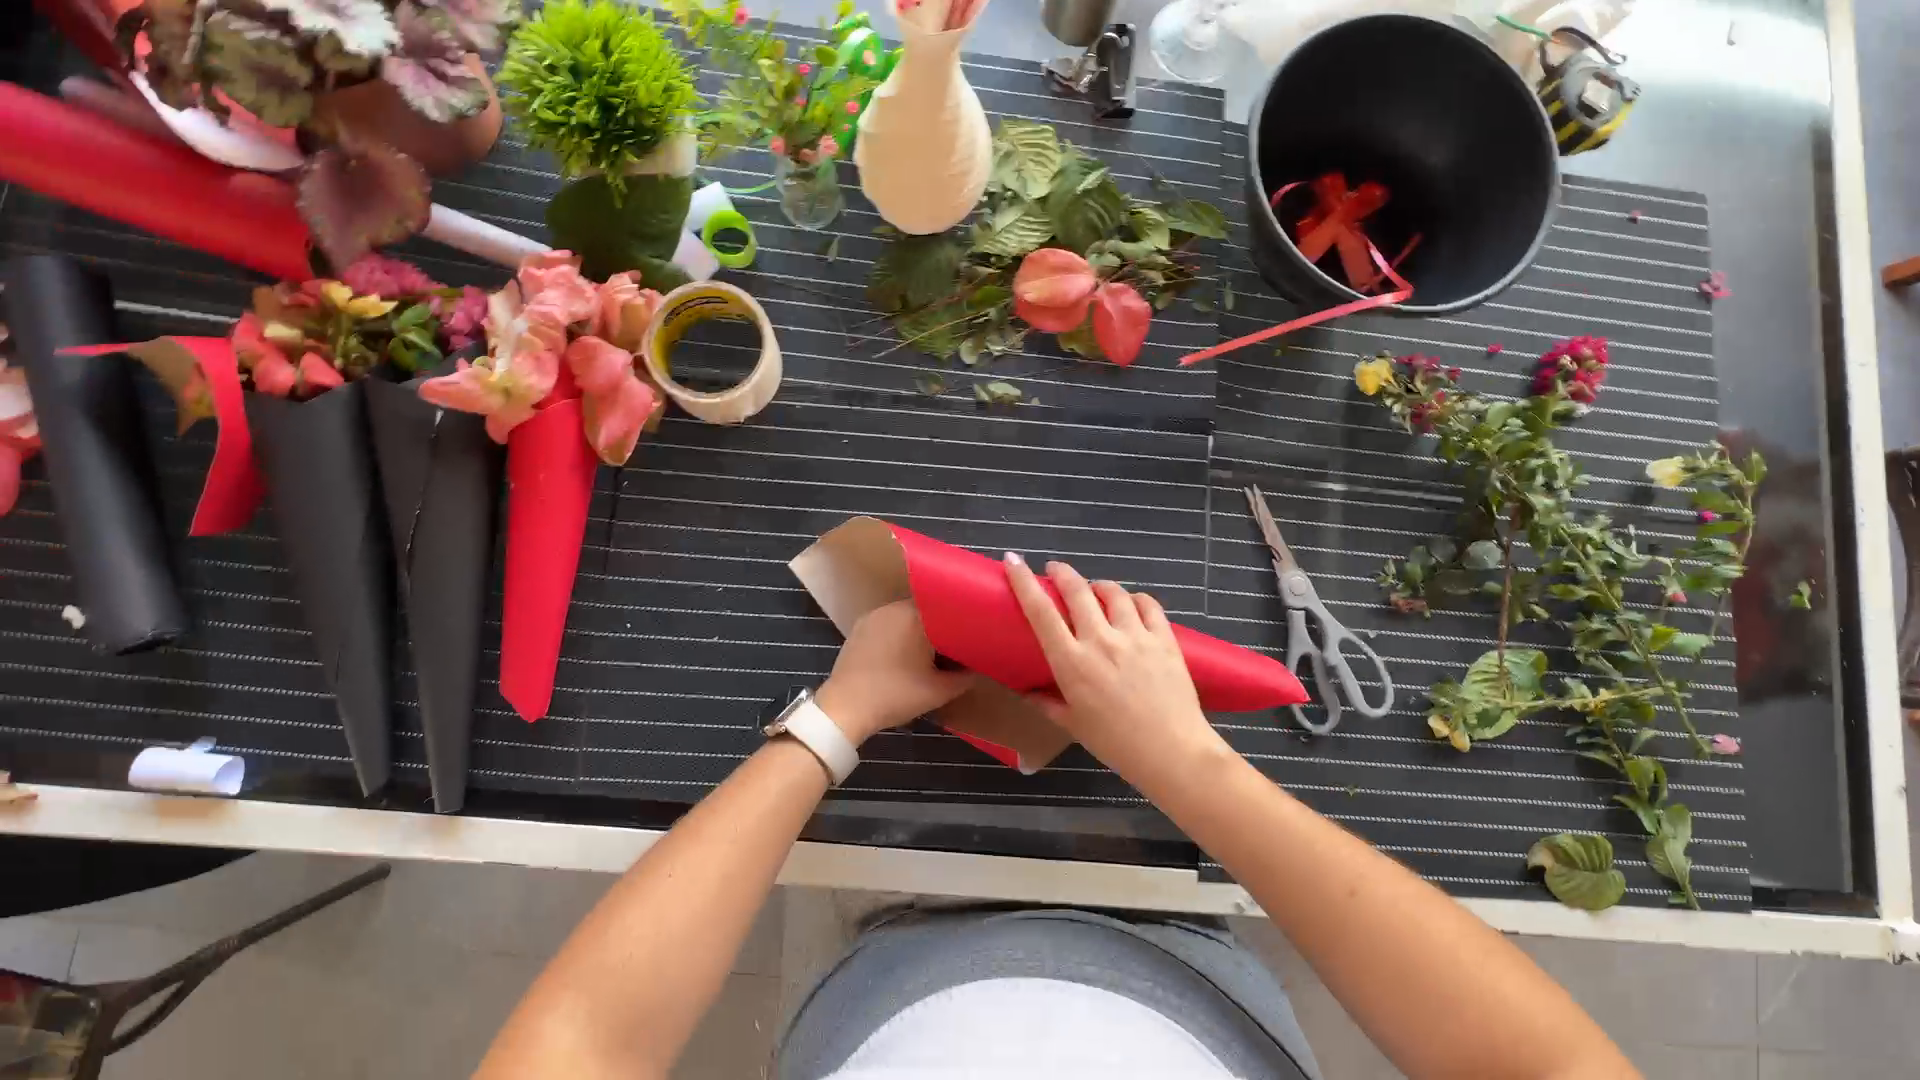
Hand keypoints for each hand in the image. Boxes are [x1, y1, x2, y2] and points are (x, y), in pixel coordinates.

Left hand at [815, 600, 974, 743]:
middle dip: (941, 627)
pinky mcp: (859, 627)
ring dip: (919, 631)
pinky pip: (888, 624)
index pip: (948, 608)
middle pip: (927, 611)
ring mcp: (874, 615)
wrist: (845, 708)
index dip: (962, 622)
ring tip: (931, 652)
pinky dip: (900, 634)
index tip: (973, 637)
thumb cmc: (895, 695)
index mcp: (916, 615)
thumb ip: (965, 678)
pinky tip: (905, 654)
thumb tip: (978, 669)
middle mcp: (894, 607)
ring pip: (906, 617)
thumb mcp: (938, 691)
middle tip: (955, 648)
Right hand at [1003, 554, 1228, 784]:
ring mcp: (1135, 636)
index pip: (1041, 612)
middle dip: (1062, 573)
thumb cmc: (1115, 744)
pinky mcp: (1164, 638)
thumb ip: (1046, 703)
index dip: (1024, 582)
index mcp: (1072, 663)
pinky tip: (1131, 604)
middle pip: (1077, 590)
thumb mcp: (1073, 725)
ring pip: (1113, 593)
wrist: (1171, 752)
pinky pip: (1148, 605)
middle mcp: (1101, 641)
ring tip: (1095, 589)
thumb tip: (1025, 691)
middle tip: (1055, 570)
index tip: (1013, 561)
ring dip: (1099, 585)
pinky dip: (1135, 599)